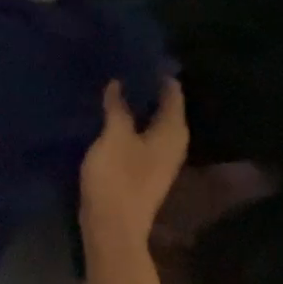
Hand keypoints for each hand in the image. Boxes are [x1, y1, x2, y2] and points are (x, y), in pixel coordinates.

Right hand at [80, 78, 188, 243]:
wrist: (112, 228)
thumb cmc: (117, 178)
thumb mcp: (113, 137)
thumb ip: (117, 109)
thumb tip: (119, 84)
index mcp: (173, 131)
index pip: (172, 91)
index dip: (157, 73)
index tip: (137, 56)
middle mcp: (173, 143)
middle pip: (164, 108)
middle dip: (145, 90)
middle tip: (121, 70)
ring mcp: (160, 160)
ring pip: (151, 125)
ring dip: (135, 110)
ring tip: (111, 92)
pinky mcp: (144, 172)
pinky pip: (141, 139)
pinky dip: (129, 127)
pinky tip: (109, 122)